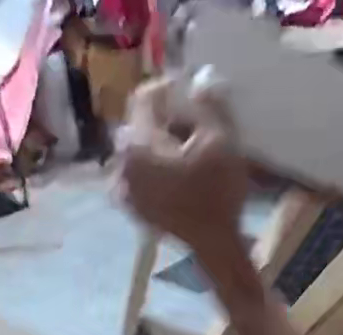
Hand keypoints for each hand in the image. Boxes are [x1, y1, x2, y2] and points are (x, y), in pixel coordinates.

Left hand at [115, 78, 249, 258]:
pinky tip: (173, 175)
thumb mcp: (221, 140)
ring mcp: (124, 188)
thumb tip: (199, 80)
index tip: (191, 94)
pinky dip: (152, 169)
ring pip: (137, 150)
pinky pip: (137, 175)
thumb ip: (207, 103)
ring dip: (158, 144)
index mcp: (137, 143)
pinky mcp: (133, 207)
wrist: (214, 246)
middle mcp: (121, 163)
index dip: (168, 89)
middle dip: (163, 118)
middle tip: (191, 124)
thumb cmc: (218, 194)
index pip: (144, 97)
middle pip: (139, 124)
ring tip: (184, 150)